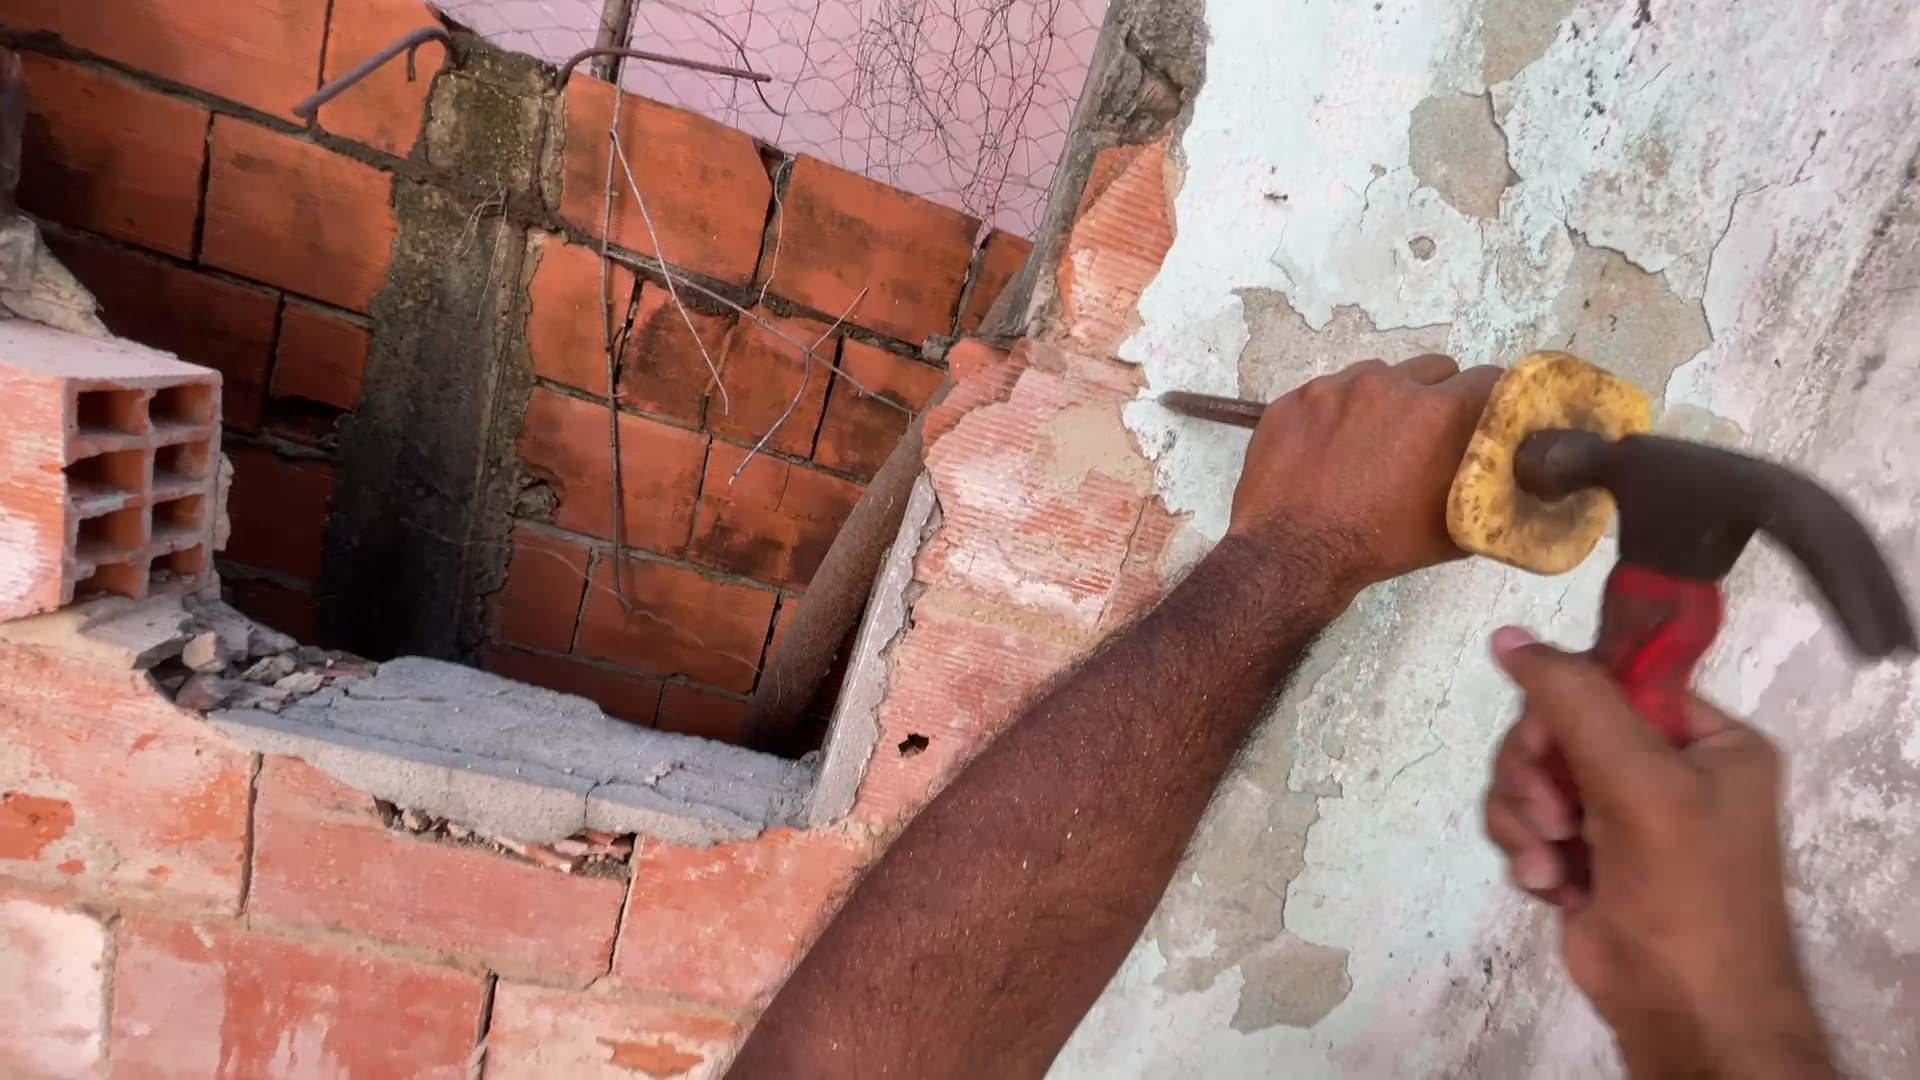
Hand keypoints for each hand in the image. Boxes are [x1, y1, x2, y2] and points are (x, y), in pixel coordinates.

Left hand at [1225, 355, 1500, 600]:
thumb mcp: (1456, 523)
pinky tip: (1319, 450)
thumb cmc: (1378, 545)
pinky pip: (1321, 396)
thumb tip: (1504, 467)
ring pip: (1371, 378)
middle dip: (1432, 397)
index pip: (1487, 380)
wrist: (1291, 552)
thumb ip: (1488, 483)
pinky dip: (1328, 415)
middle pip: (1428, 372)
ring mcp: (1329, 390)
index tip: (1477, 421)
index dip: (1486, 401)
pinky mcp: (1288, 402)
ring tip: (1362, 443)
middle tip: (1417, 436)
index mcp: (1438, 410)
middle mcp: (1384, 385)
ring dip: (1376, 402)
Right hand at [1484, 628, 1832, 1078]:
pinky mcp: (1575, 842)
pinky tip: (1547, 880)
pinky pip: (1516, 811)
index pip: (1606, 681)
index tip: (1552, 747)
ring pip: (1522, 771)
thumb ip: (1570, 697)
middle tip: (1554, 816)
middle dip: (1533, 776)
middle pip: (1549, 728)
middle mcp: (1658, 765)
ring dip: (1522, 816)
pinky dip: (1521, 844)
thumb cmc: (1681, 886)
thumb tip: (1505, 635)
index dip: (1562, 708)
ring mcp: (1612, 806)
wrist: (1678, 1005)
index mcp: (1704, 739)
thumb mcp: (1633, 776)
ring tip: (1549, 860)